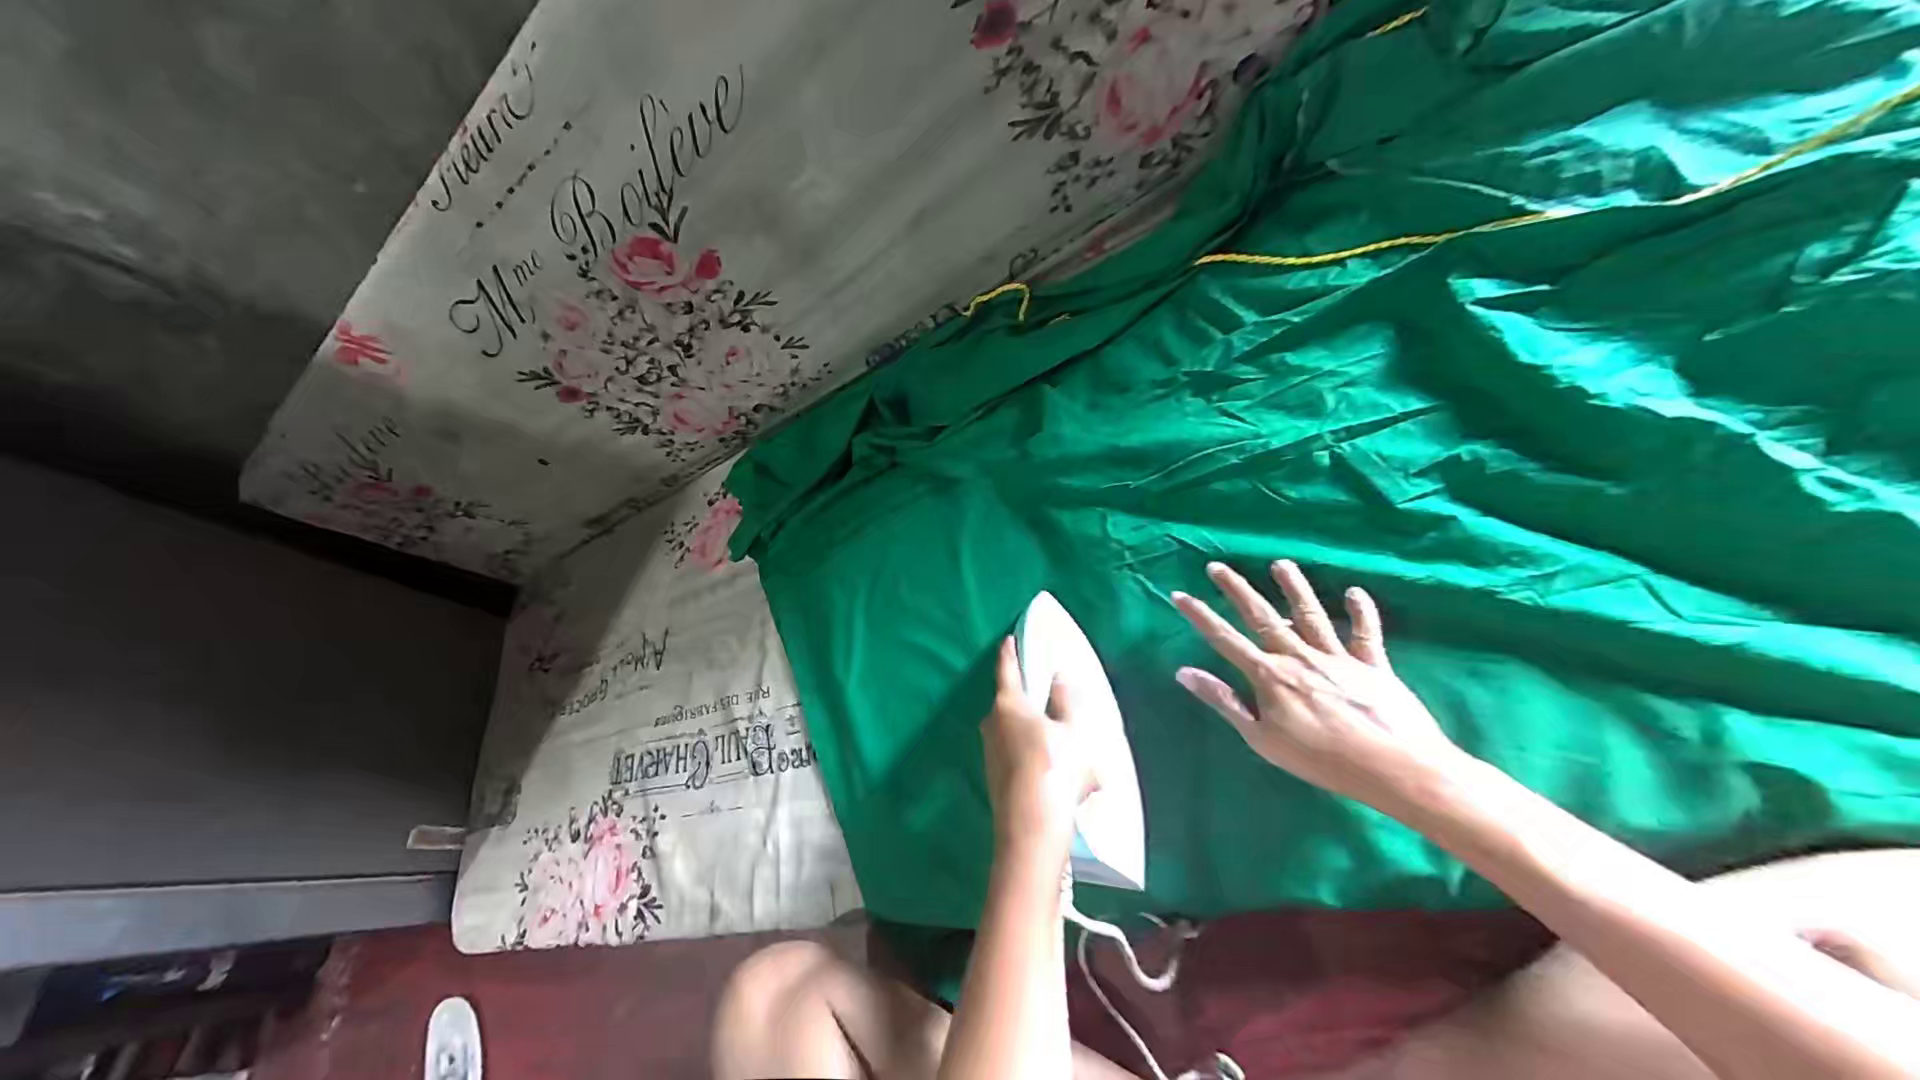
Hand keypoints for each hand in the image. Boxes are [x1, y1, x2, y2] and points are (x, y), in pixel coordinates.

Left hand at [981, 636, 1096, 865]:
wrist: (1031, 829)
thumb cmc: (1054, 769)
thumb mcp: (1072, 730)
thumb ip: (1065, 701)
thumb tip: (1058, 678)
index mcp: (1008, 704)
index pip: (1006, 668)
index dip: (1009, 651)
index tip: (1008, 638)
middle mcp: (991, 723)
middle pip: (1012, 703)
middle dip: (1032, 702)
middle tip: (1055, 702)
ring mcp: (990, 752)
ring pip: (1017, 733)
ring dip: (1039, 735)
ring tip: (1068, 747)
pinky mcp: (995, 776)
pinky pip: (1019, 756)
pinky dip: (1038, 758)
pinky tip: (1062, 776)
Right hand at [1171, 560, 1472, 810]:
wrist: (1395, 768)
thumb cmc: (1321, 760)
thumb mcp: (1261, 738)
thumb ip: (1224, 702)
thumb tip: (1184, 673)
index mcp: (1270, 675)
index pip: (1225, 638)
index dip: (1200, 616)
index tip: (1179, 594)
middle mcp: (1299, 656)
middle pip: (1262, 616)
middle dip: (1236, 589)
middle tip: (1217, 566)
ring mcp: (1337, 657)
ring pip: (1310, 614)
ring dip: (1294, 587)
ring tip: (1281, 564)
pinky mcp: (1372, 665)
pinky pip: (1366, 633)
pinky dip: (1361, 612)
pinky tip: (1355, 592)